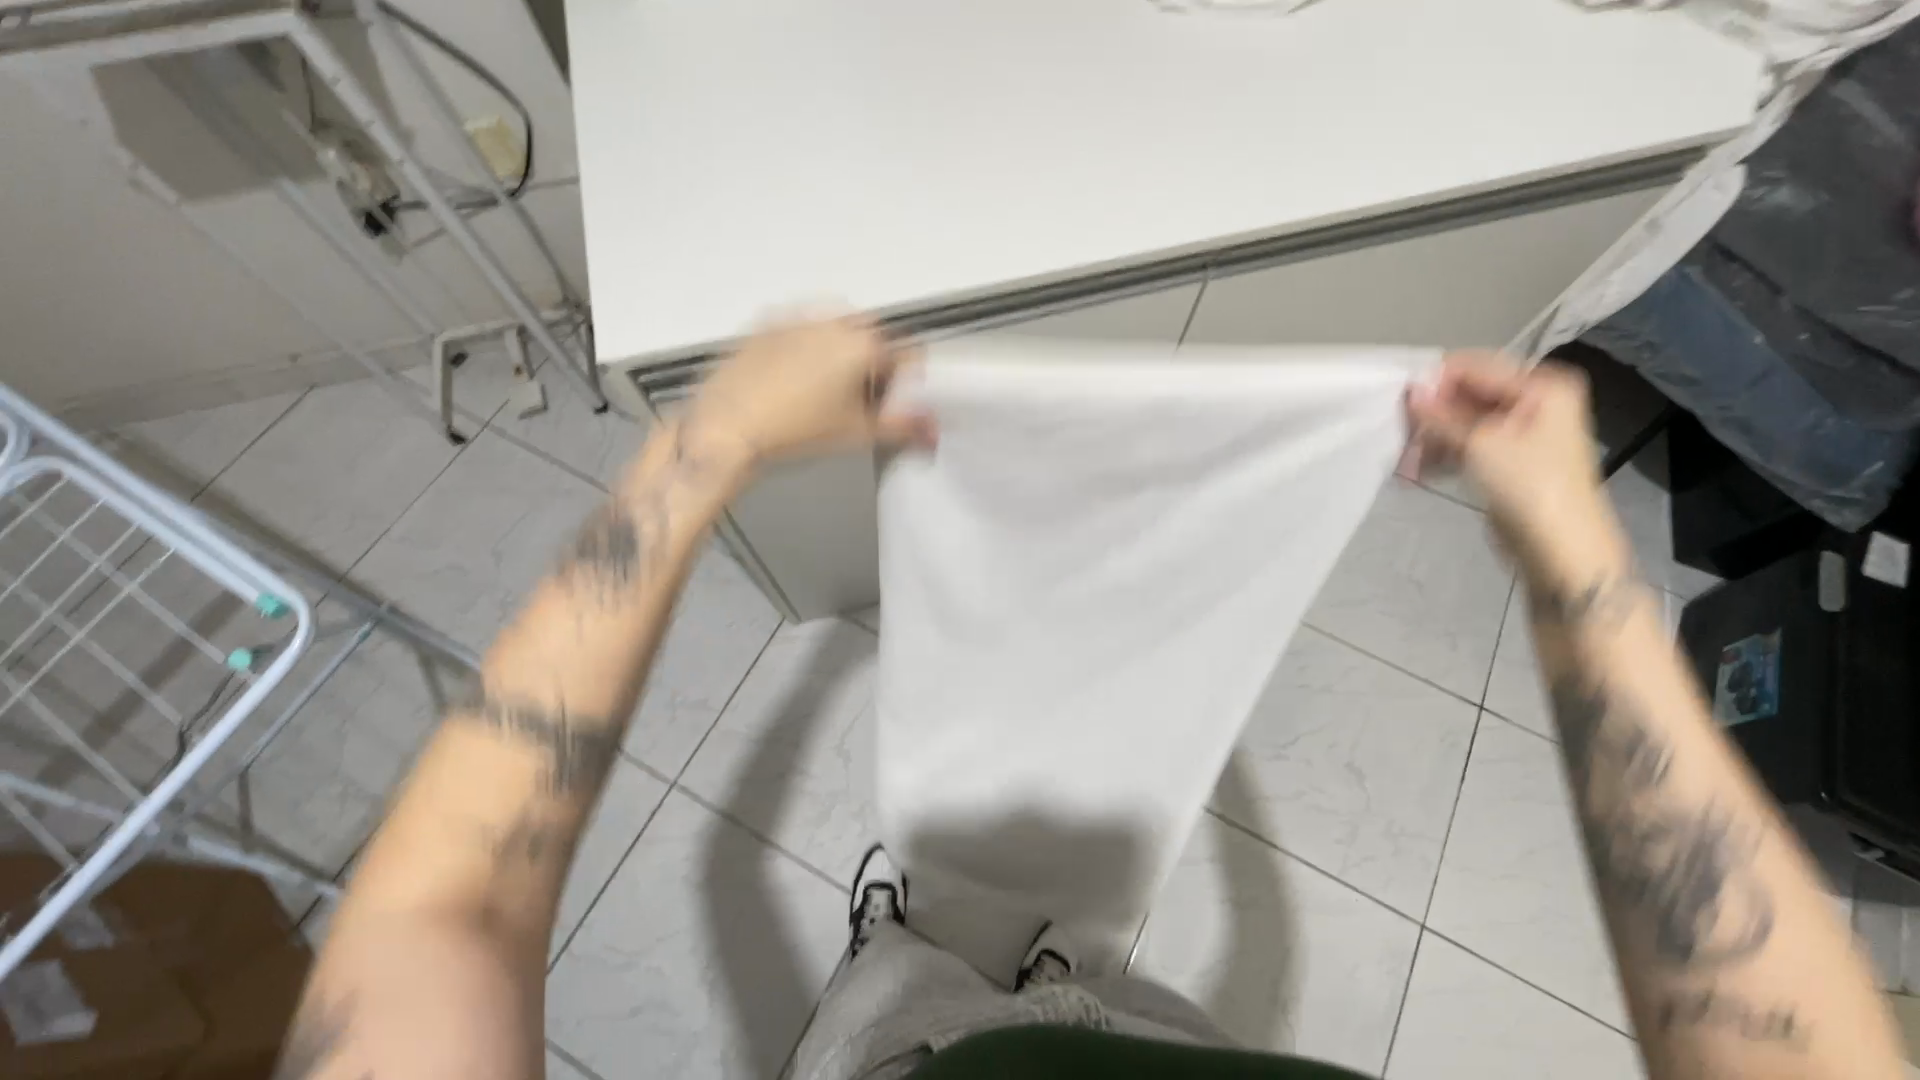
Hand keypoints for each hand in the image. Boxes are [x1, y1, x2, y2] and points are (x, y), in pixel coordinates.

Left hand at [686, 312, 934, 471]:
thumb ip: (904, 427)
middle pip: (872, 340)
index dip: (909, 385)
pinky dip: (807, 352)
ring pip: (836, 334)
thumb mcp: (857, 433)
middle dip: (875, 369)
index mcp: (862, 342)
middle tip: (862, 405)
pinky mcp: (765, 326)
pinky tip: (795, 384)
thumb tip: (931, 432)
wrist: (727, 427)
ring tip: (825, 396)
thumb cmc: (794, 429)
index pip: (908, 355)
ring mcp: (795, 319)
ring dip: (842, 358)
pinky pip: (801, 333)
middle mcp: (832, 320)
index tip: (898, 407)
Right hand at [1407, 351, 1626, 579]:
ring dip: (1429, 440)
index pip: (1474, 367)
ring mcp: (1520, 432)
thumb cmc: (1529, 486)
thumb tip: (1410, 389)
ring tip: (1404, 464)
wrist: (1559, 547)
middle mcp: (1533, 401)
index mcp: (1542, 385)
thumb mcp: (1480, 443)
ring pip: (1460, 424)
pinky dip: (1440, 456)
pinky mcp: (1505, 460)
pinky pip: (1465, 446)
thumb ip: (1440, 414)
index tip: (1397, 401)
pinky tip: (1416, 473)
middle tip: (1398, 436)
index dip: (1435, 382)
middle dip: (1429, 417)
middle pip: (1466, 396)